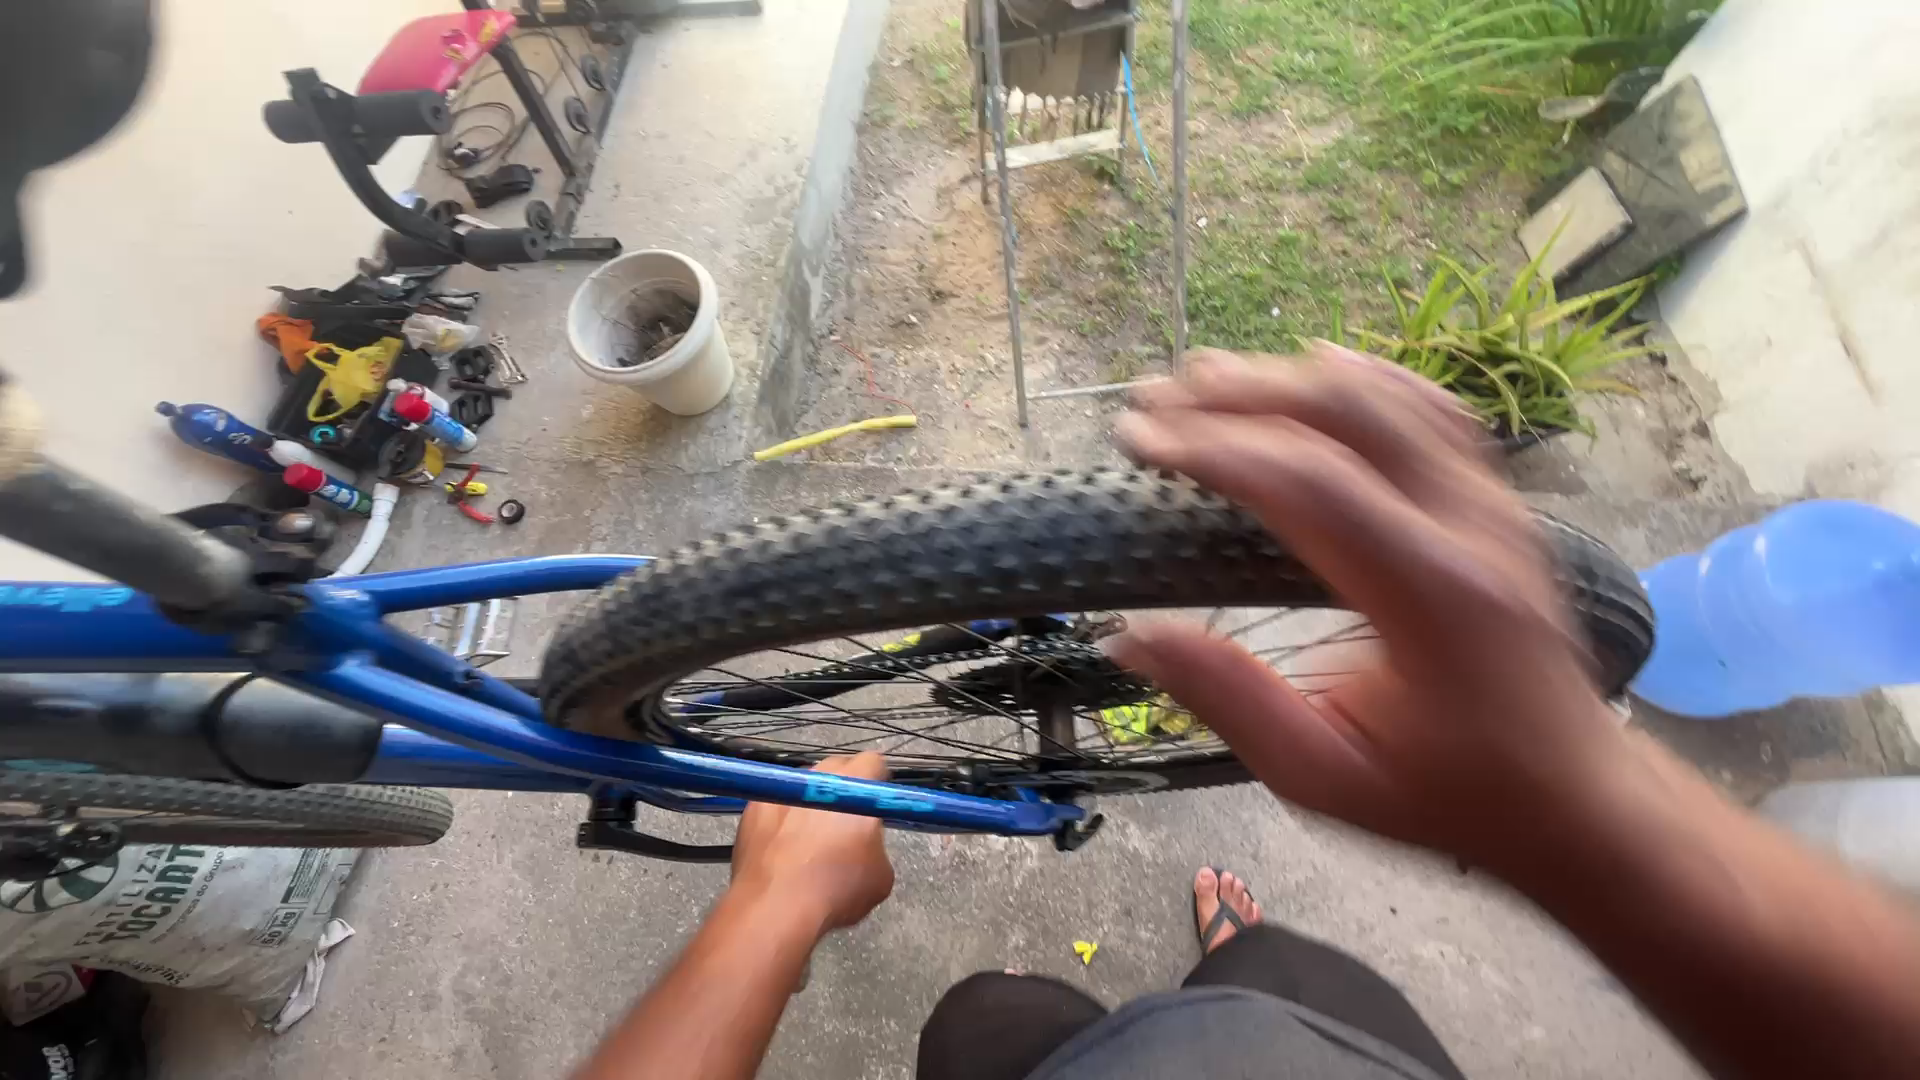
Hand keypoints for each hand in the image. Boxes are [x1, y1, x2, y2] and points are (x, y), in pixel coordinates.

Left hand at [729, 752, 895, 934]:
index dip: (876, 784)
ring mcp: (783, 789)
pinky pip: (775, 803)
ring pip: (804, 784)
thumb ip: (877, 843)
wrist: (776, 909)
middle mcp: (819, 775)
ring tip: (807, 839)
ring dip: (811, 802)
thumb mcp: (881, 874)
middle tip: (843, 824)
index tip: (872, 806)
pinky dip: (780, 818)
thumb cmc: (836, 889)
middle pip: (837, 768)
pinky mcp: (754, 806)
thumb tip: (864, 842)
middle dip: (843, 789)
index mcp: (855, 784)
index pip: (873, 762)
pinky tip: (780, 848)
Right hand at [1105, 344, 1632, 870]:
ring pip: (1386, 400)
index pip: (1308, 484)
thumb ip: (1224, 698)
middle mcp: (1469, 528)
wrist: (1574, 797)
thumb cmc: (1443, 792)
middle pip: (1346, 416)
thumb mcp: (1319, 773)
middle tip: (1154, 398)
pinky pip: (1428, 412)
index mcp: (1426, 596)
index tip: (1139, 441)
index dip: (1213, 449)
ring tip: (1204, 376)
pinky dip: (1360, 380)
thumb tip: (1124, 636)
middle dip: (1236, 396)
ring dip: (1284, 378)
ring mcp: (1492, 505)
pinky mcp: (1494, 502)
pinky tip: (1314, 366)